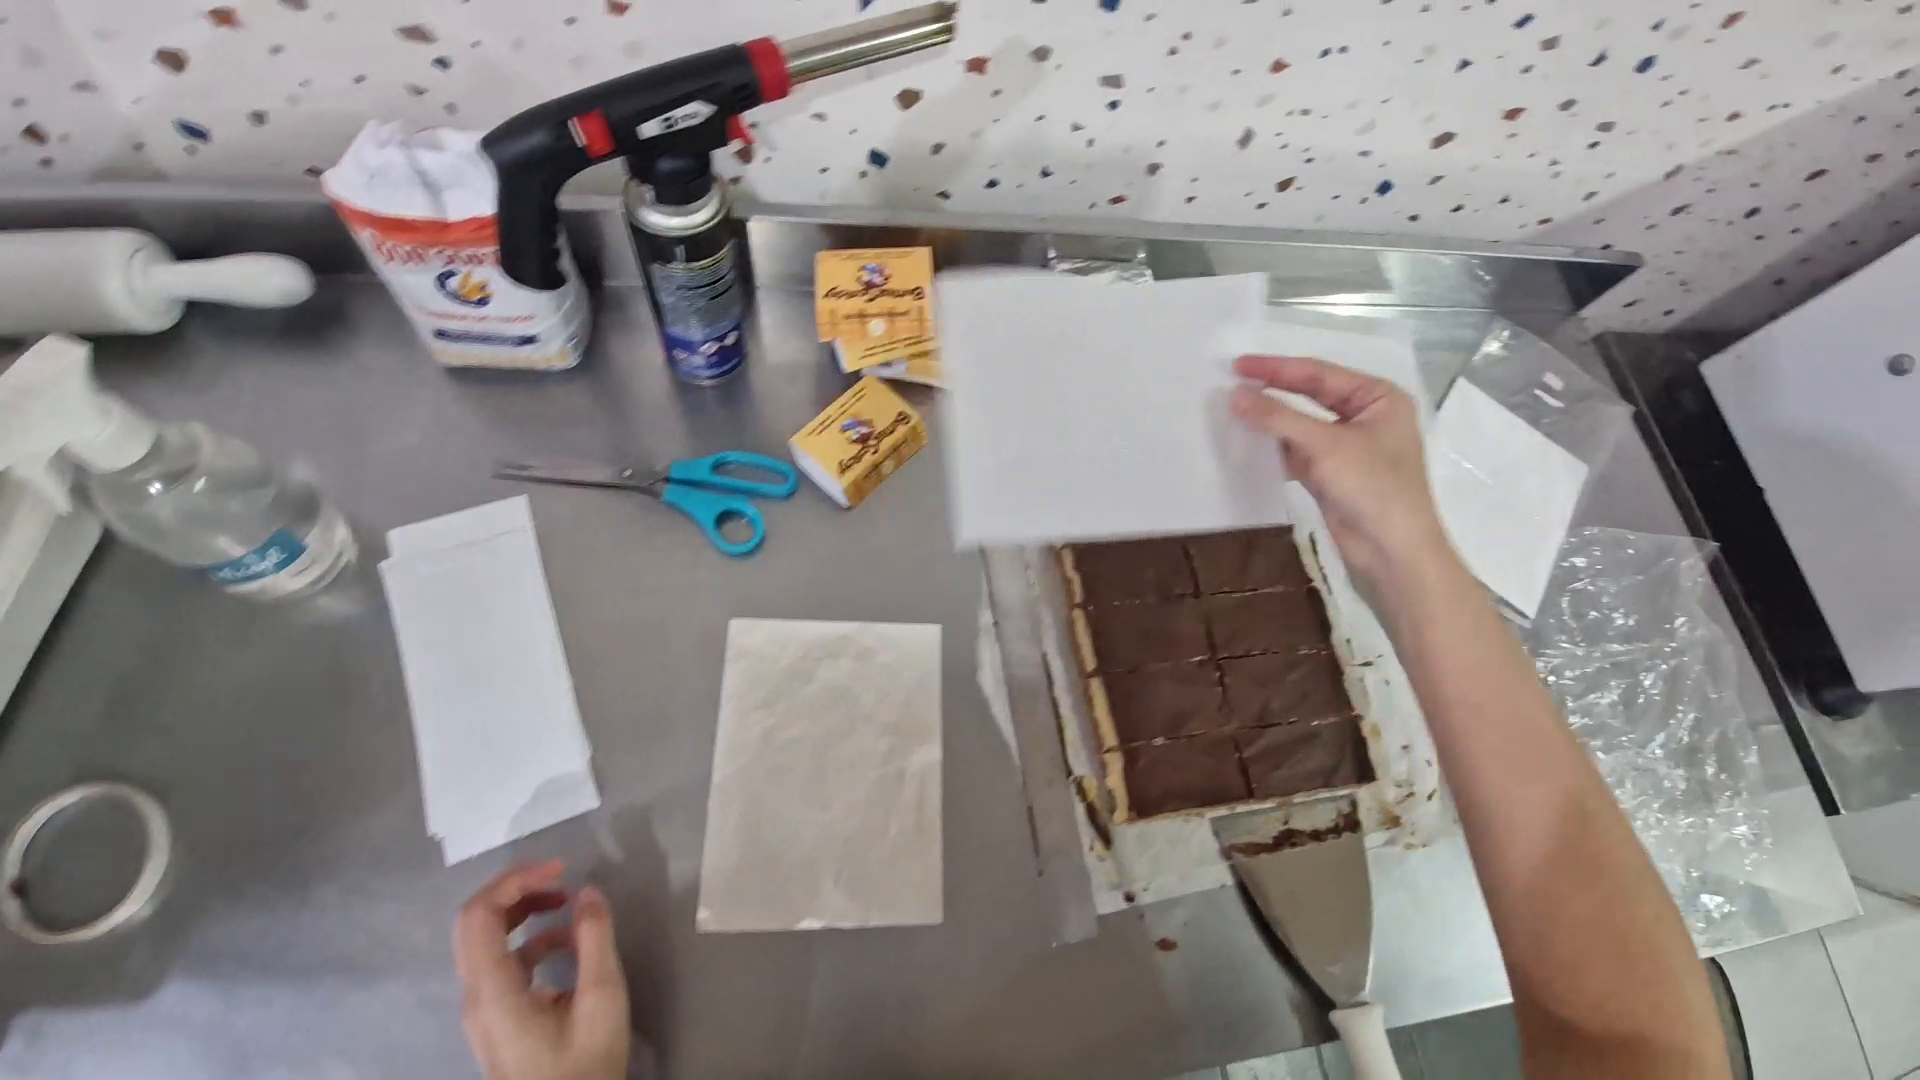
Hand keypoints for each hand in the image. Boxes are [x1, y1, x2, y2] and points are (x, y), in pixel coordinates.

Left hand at [454, 861, 630, 1079]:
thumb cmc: (583, 1069)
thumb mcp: (602, 1000)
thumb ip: (594, 940)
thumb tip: (586, 891)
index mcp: (493, 992)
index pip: (478, 916)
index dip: (514, 880)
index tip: (561, 868)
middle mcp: (476, 997)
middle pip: (476, 923)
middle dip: (518, 889)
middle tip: (562, 876)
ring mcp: (482, 1010)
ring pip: (487, 942)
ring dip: (525, 912)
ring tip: (570, 906)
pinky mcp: (496, 1019)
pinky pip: (502, 963)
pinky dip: (531, 940)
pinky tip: (570, 946)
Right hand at [1229, 354, 1459, 595]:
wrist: (1392, 552)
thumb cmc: (1373, 488)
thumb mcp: (1325, 446)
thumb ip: (1279, 417)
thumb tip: (1235, 394)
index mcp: (1378, 397)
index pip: (1319, 374)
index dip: (1276, 369)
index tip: (1236, 365)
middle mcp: (1365, 416)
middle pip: (1310, 396)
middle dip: (1272, 391)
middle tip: (1231, 382)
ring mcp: (1348, 447)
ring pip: (1300, 425)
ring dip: (1270, 421)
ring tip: (1232, 412)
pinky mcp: (1332, 474)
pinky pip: (1297, 452)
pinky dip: (1274, 448)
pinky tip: (1248, 444)